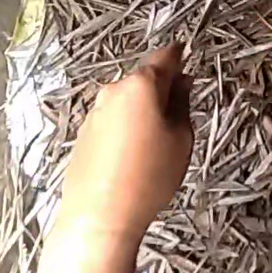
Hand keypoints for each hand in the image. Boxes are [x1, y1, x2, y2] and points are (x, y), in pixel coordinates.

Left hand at [55, 46, 192, 245]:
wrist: (99, 216)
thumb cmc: (149, 176)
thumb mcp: (181, 138)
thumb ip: (182, 103)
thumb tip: (181, 82)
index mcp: (141, 85)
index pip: (165, 57)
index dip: (179, 56)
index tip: (187, 56)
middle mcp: (113, 91)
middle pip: (144, 79)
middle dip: (162, 88)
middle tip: (179, 110)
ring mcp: (95, 112)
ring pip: (127, 100)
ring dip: (143, 109)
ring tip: (157, 141)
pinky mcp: (84, 133)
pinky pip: (112, 119)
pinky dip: (126, 126)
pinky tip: (133, 154)